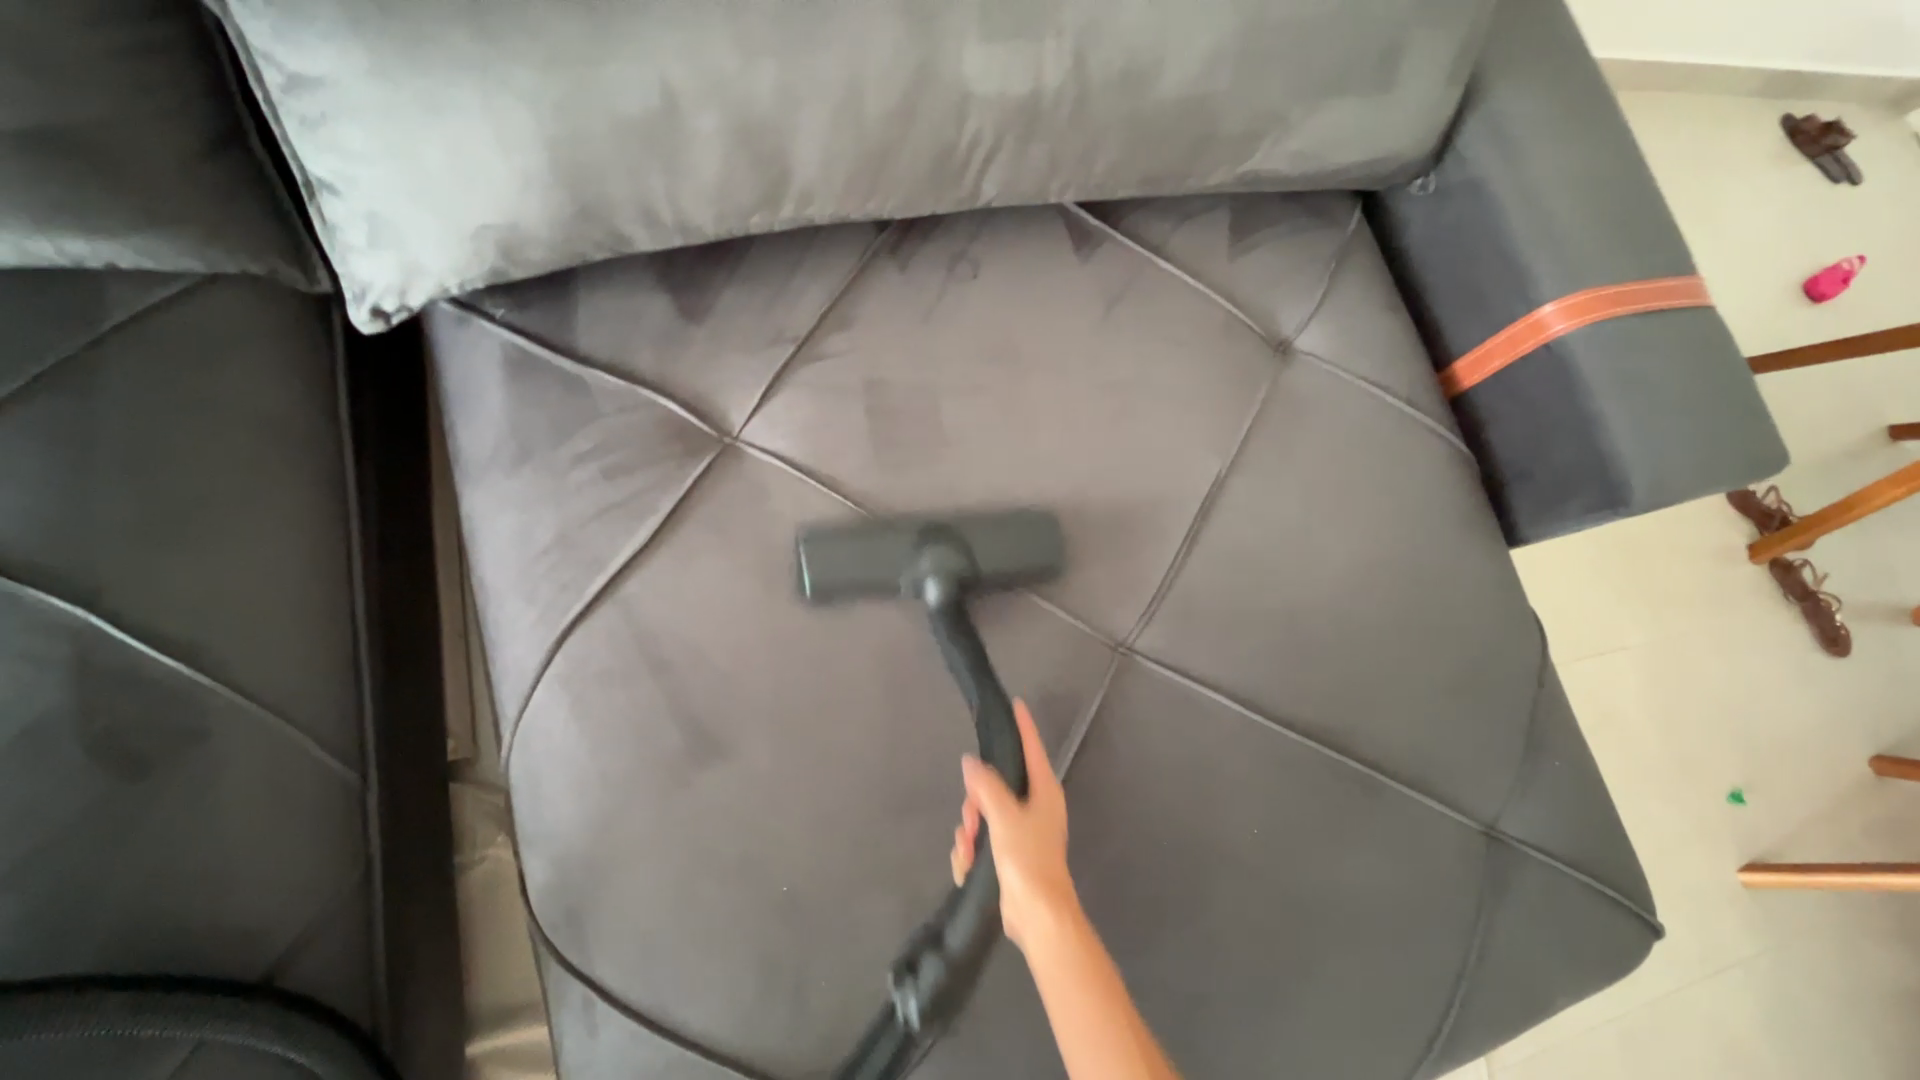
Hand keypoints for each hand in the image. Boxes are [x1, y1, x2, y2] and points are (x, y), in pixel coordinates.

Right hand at [949, 699, 1078, 950]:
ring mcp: (1023, 833)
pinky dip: (972, 851)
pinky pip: (983, 842)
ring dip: (971, 830)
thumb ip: (986, 786)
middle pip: (997, 786)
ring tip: (968, 846)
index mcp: (1044, 792)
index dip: (1023, 727)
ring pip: (985, 816)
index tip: (1016, 704)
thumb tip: (971, 762)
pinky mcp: (1010, 857)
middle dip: (977, 801)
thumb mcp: (1004, 816)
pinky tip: (966, 863)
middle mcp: (1035, 808)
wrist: (1037, 914)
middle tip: (971, 816)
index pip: (1032, 749)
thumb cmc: (1028, 858)